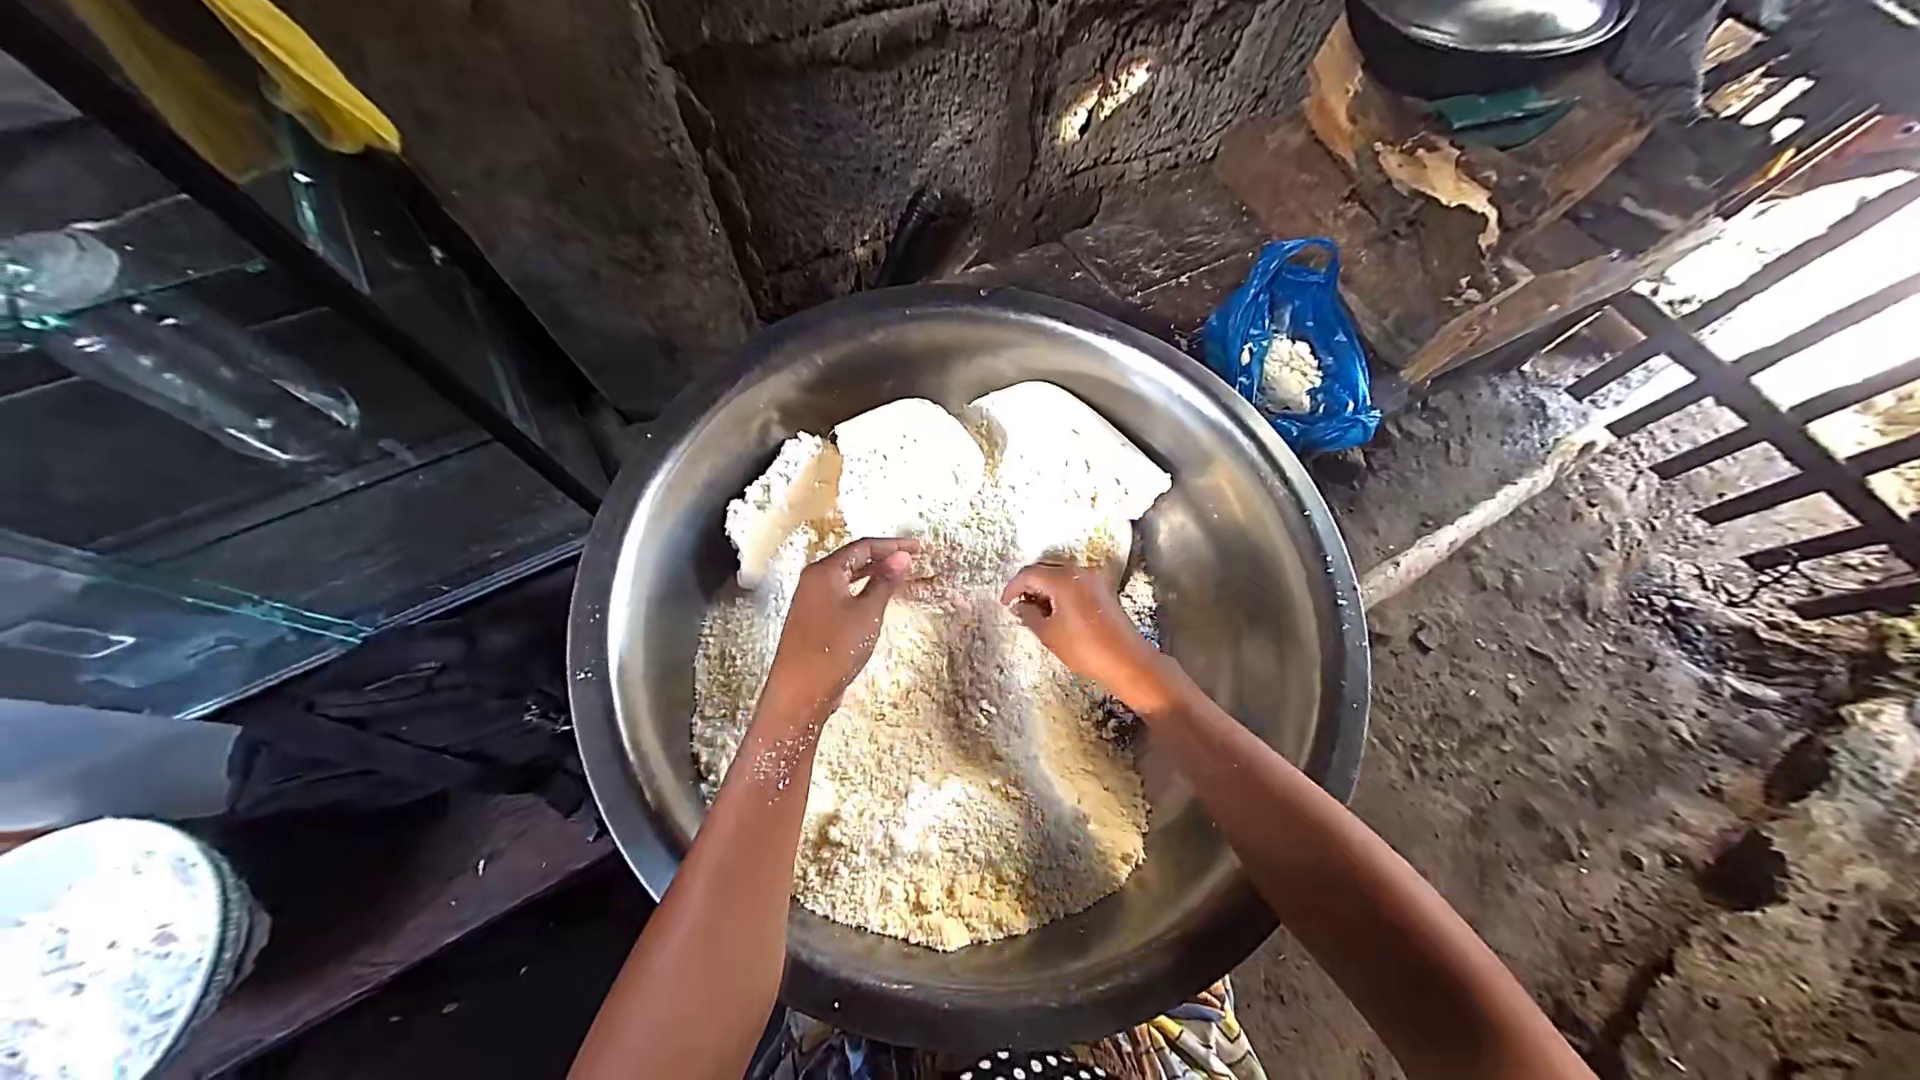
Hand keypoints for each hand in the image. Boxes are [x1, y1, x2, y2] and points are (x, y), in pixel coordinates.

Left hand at [759, 537, 919, 727]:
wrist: (800, 691)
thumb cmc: (834, 649)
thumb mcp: (868, 612)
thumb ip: (885, 581)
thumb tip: (902, 557)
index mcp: (824, 572)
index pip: (862, 547)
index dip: (892, 545)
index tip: (916, 548)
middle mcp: (813, 581)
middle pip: (852, 559)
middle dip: (883, 557)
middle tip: (910, 559)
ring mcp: (810, 601)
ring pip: (846, 577)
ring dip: (872, 574)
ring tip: (897, 576)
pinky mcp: (813, 620)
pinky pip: (841, 594)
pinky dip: (861, 591)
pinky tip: (874, 600)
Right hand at [1001, 562, 1168, 704]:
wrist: (1127, 660)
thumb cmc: (1085, 648)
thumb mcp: (1049, 634)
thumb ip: (1029, 615)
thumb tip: (1019, 606)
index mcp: (1062, 579)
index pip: (1029, 574)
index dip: (1012, 587)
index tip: (1004, 603)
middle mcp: (1079, 571)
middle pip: (1045, 568)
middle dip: (1028, 583)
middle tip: (1017, 603)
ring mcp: (1094, 579)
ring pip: (1060, 573)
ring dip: (1044, 586)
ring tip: (1034, 608)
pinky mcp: (1103, 590)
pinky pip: (1074, 581)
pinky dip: (1060, 589)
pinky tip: (1054, 609)